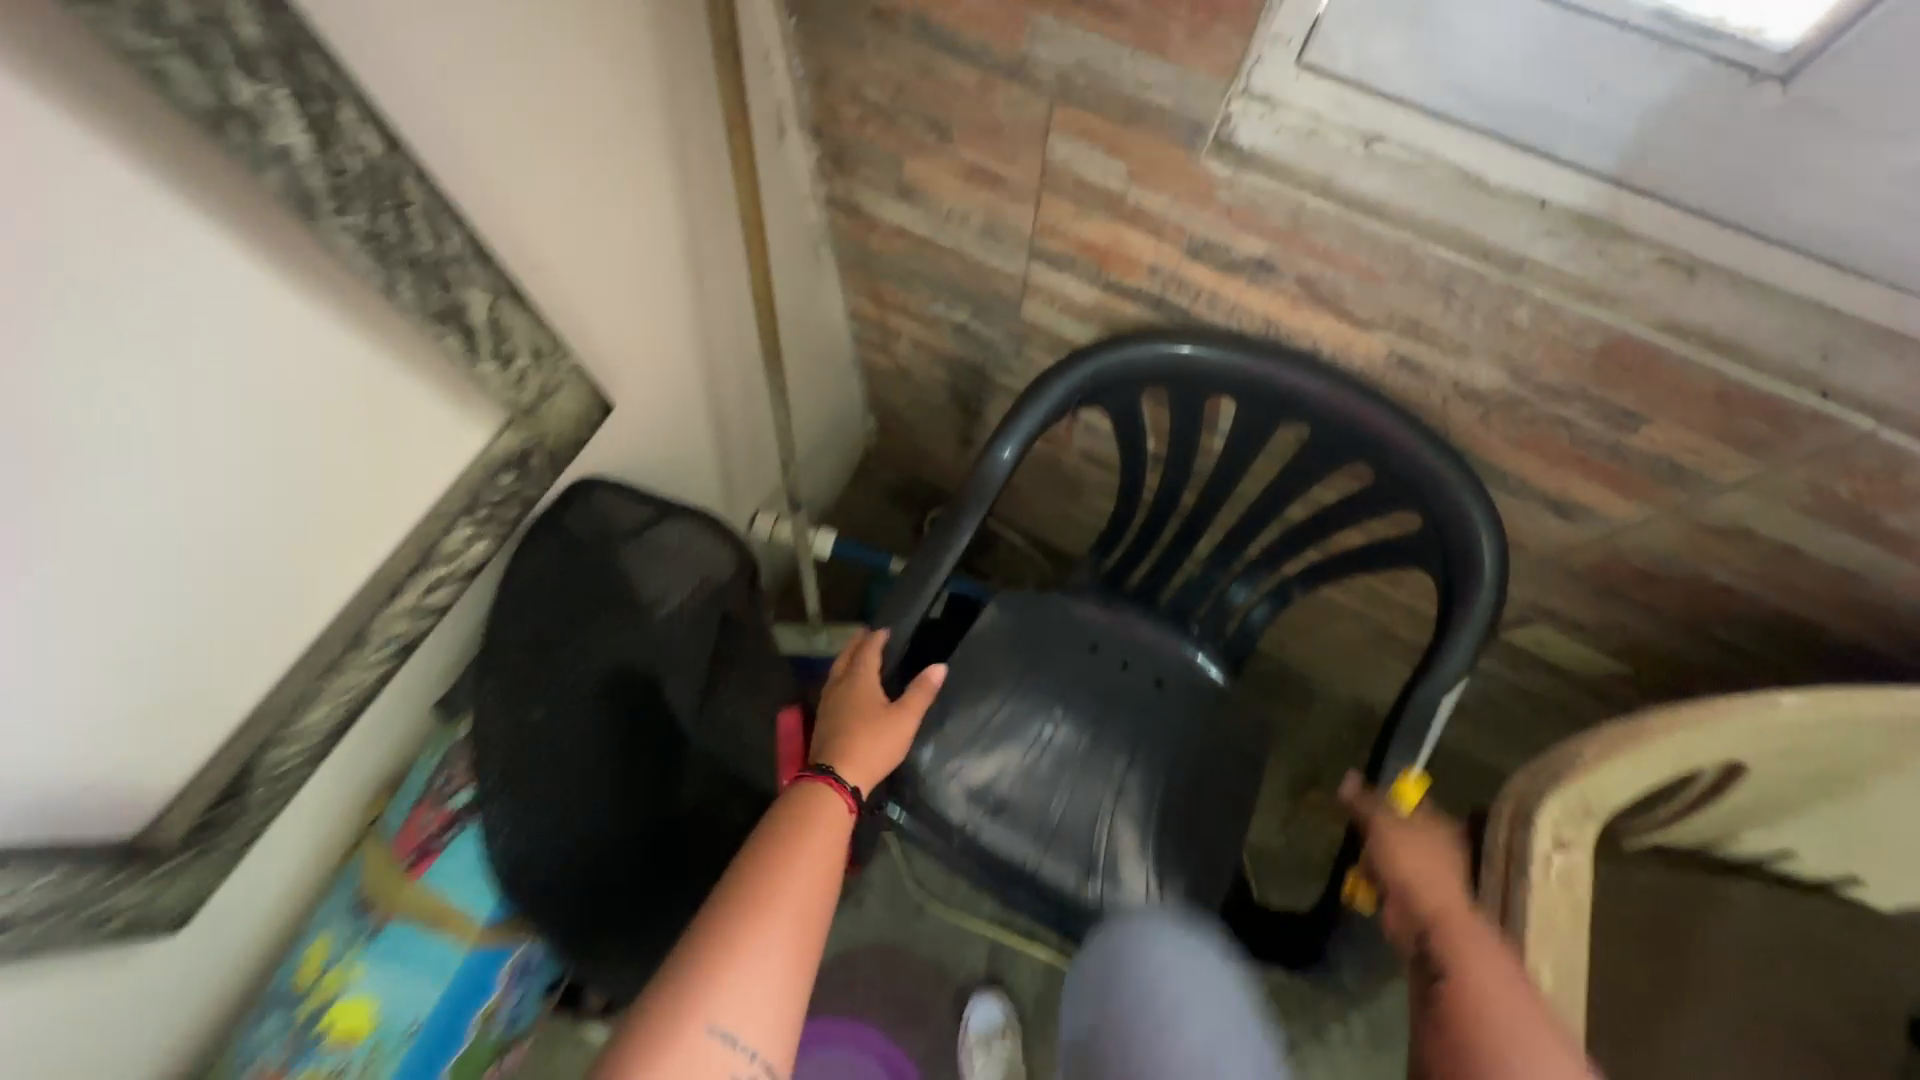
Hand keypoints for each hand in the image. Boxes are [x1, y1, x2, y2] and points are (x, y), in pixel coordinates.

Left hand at [809, 629, 946, 793]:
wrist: (836, 777)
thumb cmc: (873, 744)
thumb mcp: (905, 719)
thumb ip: (921, 692)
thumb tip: (940, 666)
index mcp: (859, 679)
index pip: (868, 650)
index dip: (877, 638)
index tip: (884, 629)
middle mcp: (839, 685)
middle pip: (846, 657)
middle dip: (856, 643)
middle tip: (865, 633)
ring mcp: (827, 703)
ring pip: (835, 672)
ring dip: (846, 659)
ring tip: (854, 655)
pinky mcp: (822, 719)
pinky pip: (831, 687)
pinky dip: (840, 677)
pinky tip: (844, 689)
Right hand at [1339, 770, 1475, 954]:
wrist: (1426, 920)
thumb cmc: (1410, 863)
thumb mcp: (1382, 823)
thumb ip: (1365, 800)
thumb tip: (1348, 776)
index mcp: (1437, 822)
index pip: (1407, 798)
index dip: (1382, 794)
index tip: (1356, 796)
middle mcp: (1434, 843)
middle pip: (1393, 825)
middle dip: (1370, 828)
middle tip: (1353, 826)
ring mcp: (1423, 870)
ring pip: (1385, 852)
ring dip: (1368, 855)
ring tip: (1358, 858)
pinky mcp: (1410, 894)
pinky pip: (1384, 877)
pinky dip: (1372, 878)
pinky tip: (1362, 879)